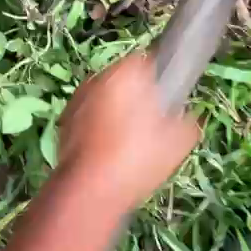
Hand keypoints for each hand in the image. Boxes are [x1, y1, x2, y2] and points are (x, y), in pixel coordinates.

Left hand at [55, 54, 199, 213]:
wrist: (90, 191)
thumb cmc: (137, 158)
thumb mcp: (179, 141)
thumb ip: (187, 119)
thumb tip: (186, 115)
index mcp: (125, 72)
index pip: (146, 59)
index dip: (158, 77)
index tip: (166, 99)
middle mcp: (97, 78)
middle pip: (123, 78)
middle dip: (135, 94)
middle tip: (151, 122)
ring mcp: (76, 98)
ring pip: (104, 97)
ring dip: (115, 110)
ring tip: (130, 141)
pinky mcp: (63, 121)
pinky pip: (88, 115)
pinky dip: (97, 126)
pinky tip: (109, 151)